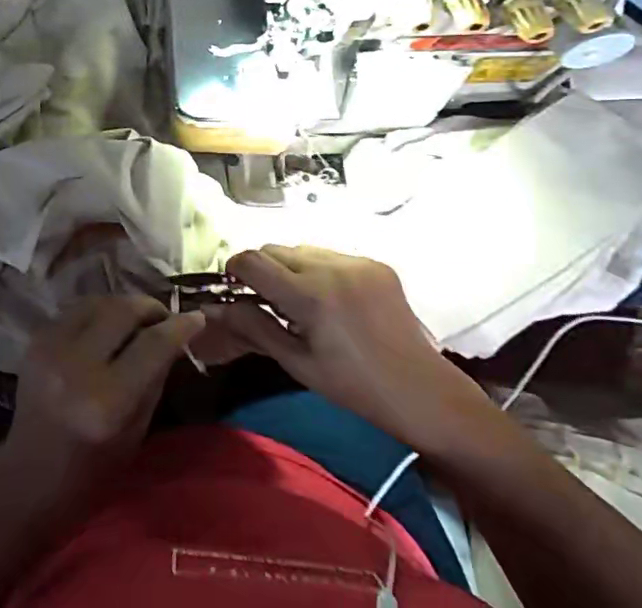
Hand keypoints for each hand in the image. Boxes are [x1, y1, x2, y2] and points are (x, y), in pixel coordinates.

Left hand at [1, 295, 203, 493]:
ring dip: (122, 304)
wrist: (31, 473)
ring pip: (95, 302)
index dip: (179, 326)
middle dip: (148, 306)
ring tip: (137, 318)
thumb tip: (174, 336)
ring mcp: (49, 348)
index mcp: (106, 399)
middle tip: (164, 316)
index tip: (196, 317)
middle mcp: (76, 365)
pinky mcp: (35, 341)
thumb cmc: (93, 467)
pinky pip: (73, 311)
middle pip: (121, 310)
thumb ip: (155, 378)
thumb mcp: (137, 430)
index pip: (151, 345)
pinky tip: (107, 326)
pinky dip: (96, 313)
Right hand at [211, 245, 496, 457]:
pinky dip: (318, 270)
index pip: (252, 261)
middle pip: (273, 249)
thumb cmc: (355, 387)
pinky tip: (330, 301)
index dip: (234, 271)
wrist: (425, 393)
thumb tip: (217, 307)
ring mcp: (357, 262)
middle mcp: (331, 268)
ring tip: (301, 302)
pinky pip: (330, 255)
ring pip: (301, 249)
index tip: (234, 290)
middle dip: (261, 270)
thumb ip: (254, 327)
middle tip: (267, 302)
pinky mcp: (376, 264)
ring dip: (289, 268)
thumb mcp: (297, 363)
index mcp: (310, 295)